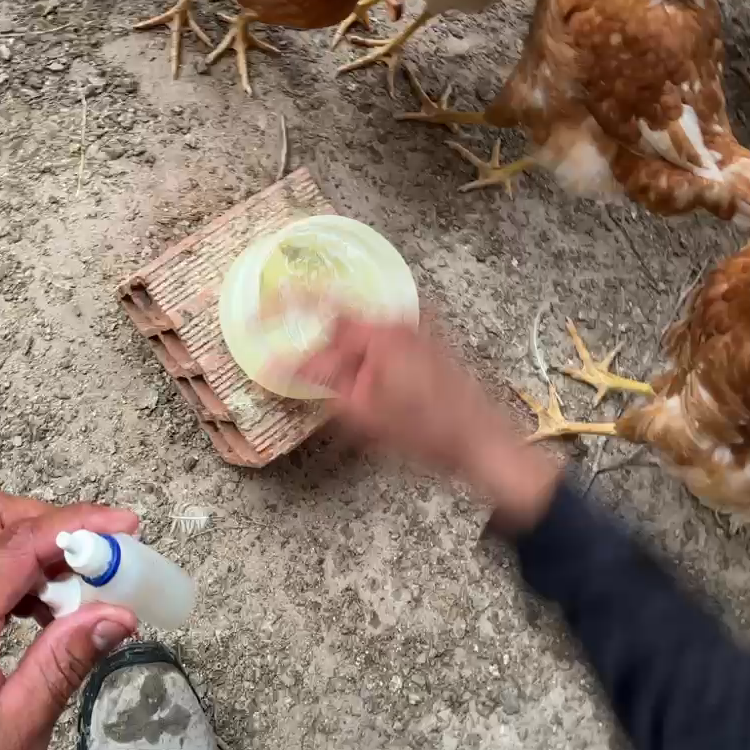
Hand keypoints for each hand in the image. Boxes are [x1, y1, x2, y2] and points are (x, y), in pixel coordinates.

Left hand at [0, 491, 141, 749]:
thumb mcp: (15, 738)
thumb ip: (63, 666)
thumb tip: (116, 614)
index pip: (15, 547)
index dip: (75, 526)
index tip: (123, 525)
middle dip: (53, 522)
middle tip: (102, 553)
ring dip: (37, 544)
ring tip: (80, 587)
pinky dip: (18, 566)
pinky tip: (47, 607)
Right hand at [294, 316, 558, 528]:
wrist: (486, 445)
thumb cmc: (427, 432)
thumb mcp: (363, 414)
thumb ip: (324, 381)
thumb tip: (290, 364)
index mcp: (382, 332)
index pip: (323, 308)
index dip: (289, 304)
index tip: (263, 308)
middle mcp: (402, 322)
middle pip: (345, 326)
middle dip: (326, 350)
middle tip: (313, 380)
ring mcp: (420, 331)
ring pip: (365, 337)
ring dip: (350, 359)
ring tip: (353, 395)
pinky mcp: (430, 344)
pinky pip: (386, 343)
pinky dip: (370, 359)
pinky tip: (375, 390)